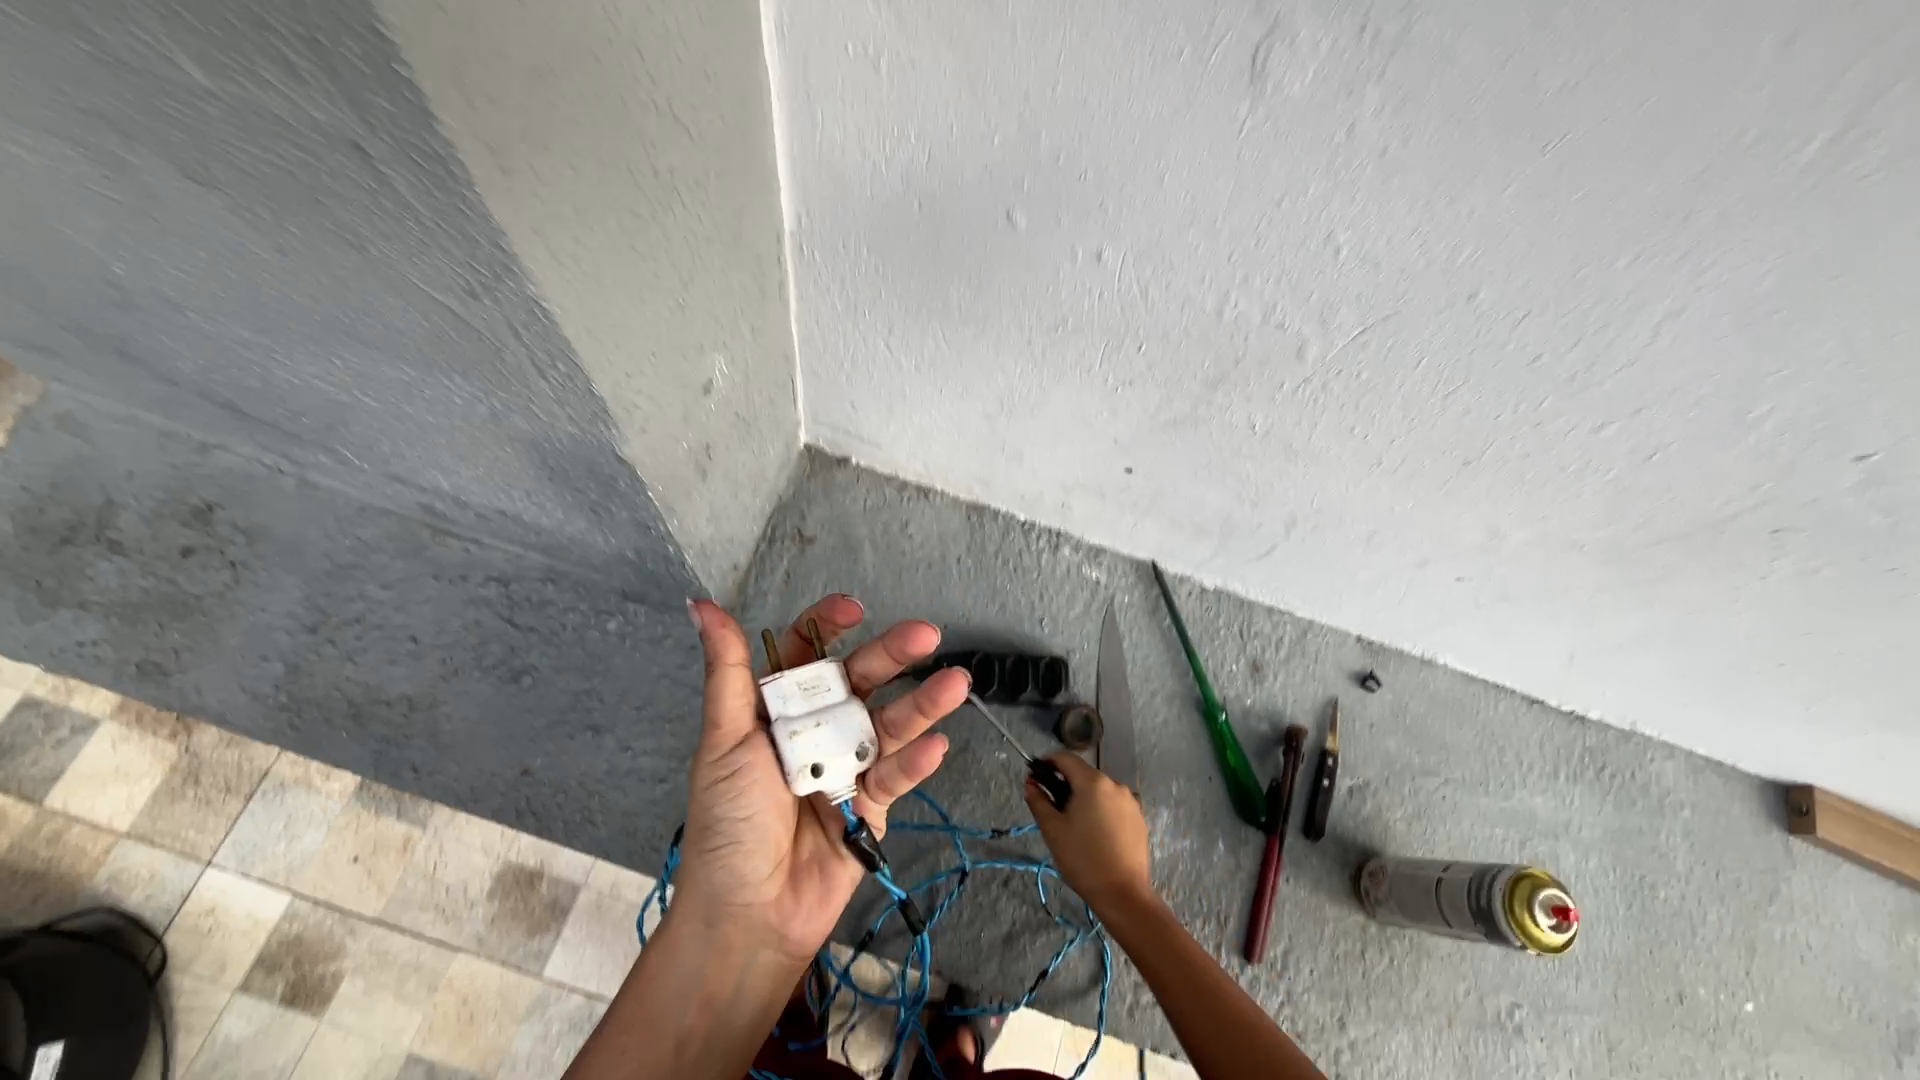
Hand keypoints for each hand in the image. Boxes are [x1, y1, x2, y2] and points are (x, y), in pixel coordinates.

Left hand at [674, 595, 970, 964]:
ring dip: (922, 704)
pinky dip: (916, 761)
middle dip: (891, 656)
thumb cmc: (728, 822)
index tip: (854, 609)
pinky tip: (935, 746)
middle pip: (858, 681)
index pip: (804, 653)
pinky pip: (896, 775)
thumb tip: (701, 604)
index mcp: (773, 710)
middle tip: (927, 634)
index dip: (827, 626)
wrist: (748, 914)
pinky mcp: (870, 805)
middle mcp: (813, 730)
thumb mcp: (724, 741)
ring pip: (888, 724)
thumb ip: (728, 672)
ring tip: (955, 684)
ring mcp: (846, 765)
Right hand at [1023, 752, 1153, 912]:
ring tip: (1074, 824)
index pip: (1066, 758)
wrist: (1122, 893)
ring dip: (1084, 798)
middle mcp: (1114, 785)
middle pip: (1084, 774)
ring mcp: (1130, 801)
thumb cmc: (1082, 859)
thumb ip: (1039, 801)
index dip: (1048, 762)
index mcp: (1093, 782)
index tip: (1036, 775)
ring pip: (1100, 790)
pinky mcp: (1139, 818)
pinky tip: (1095, 833)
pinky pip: (1114, 805)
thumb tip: (1030, 784)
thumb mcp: (1053, 830)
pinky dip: (1101, 810)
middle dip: (1066, 784)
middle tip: (1052, 807)